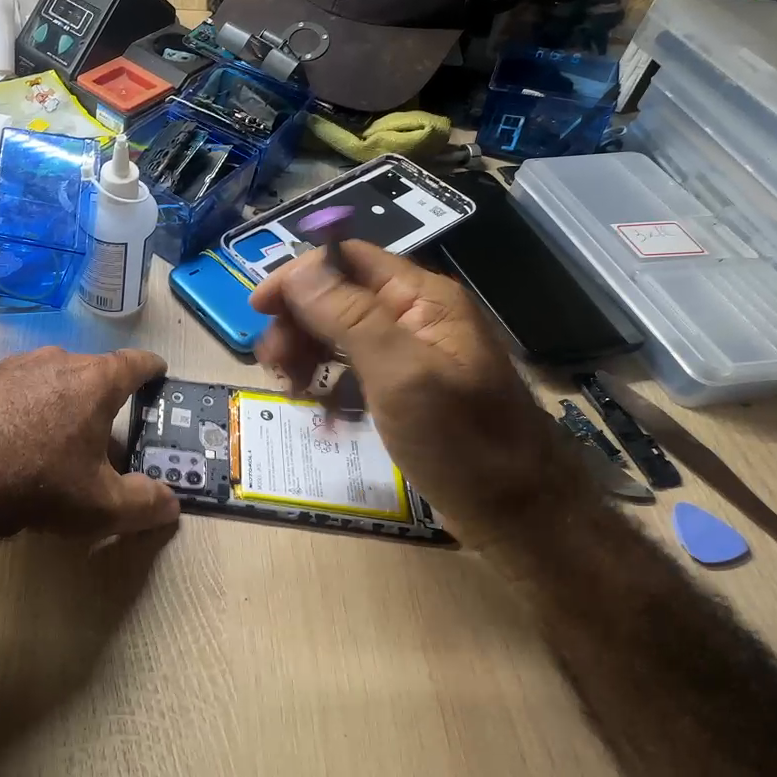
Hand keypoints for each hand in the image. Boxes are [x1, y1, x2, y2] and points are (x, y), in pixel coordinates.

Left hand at [0, 346, 179, 542]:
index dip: (150, 368)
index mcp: (93, 382)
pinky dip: (7, 405)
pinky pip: (0, 388)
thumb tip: (171, 503)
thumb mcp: (101, 506)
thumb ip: (144, 503)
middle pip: (86, 370)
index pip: (134, 363)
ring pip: (41, 376)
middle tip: (101, 427)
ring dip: (50, 397)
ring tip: (46, 434)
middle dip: (97, 394)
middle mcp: (52, 361)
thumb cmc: (39, 483)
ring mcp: (6, 366)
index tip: (157, 371)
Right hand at [250, 242, 593, 544]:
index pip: (347, 259)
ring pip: (338, 331)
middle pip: (337, 294)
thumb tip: (298, 269)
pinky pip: (350, 366)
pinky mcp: (404, 388)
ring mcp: (410, 353)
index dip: (298, 276)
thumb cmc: (462, 442)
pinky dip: (325, 378)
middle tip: (272, 363)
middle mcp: (415, 316)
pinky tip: (315, 403)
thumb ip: (349, 316)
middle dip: (297, 321)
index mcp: (422, 299)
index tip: (258, 308)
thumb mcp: (401, 374)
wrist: (518, 517)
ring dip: (305, 350)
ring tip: (290, 387)